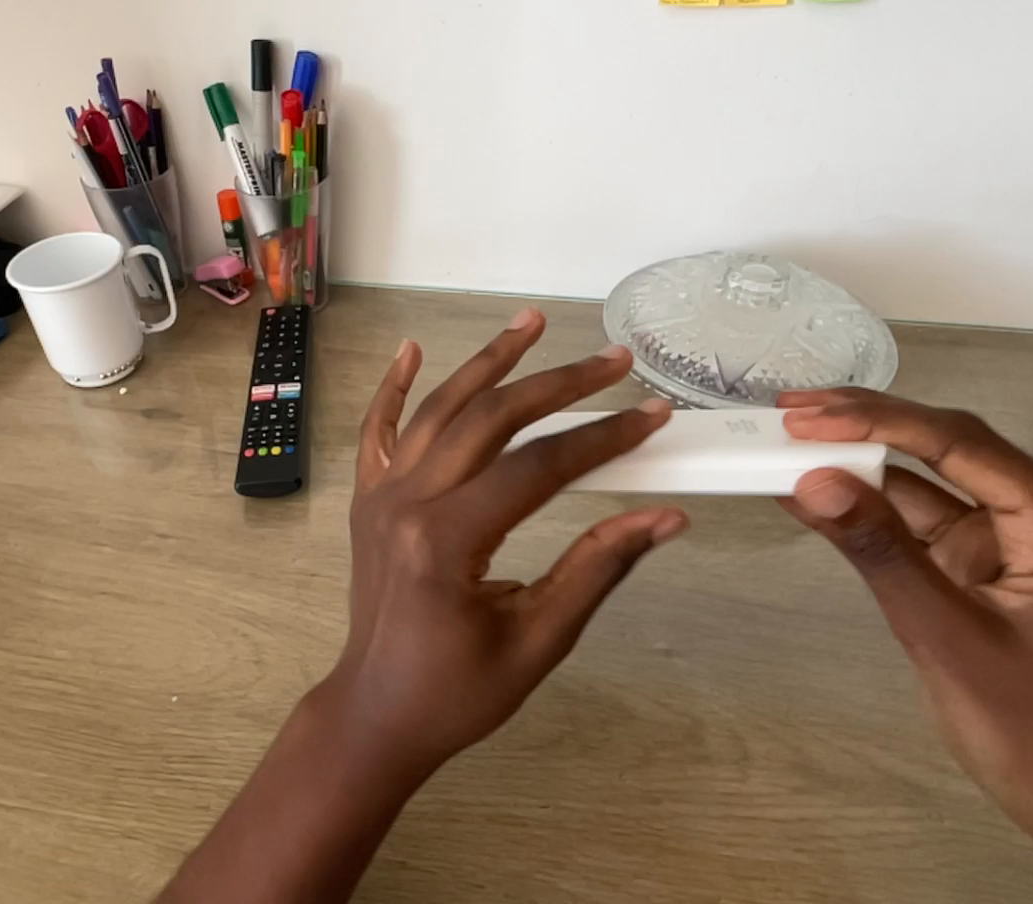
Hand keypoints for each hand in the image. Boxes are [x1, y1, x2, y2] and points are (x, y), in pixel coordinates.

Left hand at [324, 307, 686, 772]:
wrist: (376, 711)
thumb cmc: (456, 692)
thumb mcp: (538, 641)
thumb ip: (597, 568)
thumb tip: (666, 517)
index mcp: (446, 539)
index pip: (537, 468)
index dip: (600, 439)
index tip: (652, 417)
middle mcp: (406, 500)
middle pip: (489, 420)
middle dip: (556, 385)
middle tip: (612, 360)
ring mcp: (379, 494)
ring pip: (437, 409)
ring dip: (486, 362)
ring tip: (530, 322)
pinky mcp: (366, 498)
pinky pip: (377, 430)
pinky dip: (394, 388)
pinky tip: (412, 349)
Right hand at [779, 388, 1032, 902]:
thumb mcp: (949, 639)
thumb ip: (881, 553)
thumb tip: (809, 481)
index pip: (964, 446)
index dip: (879, 423)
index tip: (804, 419)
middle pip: (944, 447)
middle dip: (865, 423)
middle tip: (788, 410)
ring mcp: (1002, 542)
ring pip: (921, 480)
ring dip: (854, 459)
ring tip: (785, 437)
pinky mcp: (970, 566)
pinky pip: (908, 521)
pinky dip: (857, 505)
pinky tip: (805, 490)